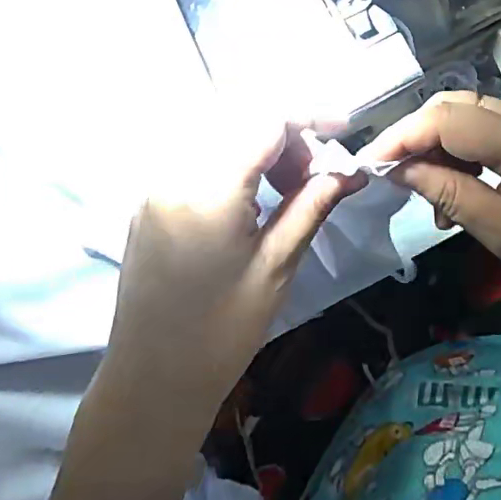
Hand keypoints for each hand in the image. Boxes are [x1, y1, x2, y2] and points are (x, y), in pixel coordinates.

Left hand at [104, 120, 359, 432]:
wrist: (151, 381)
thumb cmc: (221, 334)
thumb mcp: (276, 267)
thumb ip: (311, 205)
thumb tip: (351, 170)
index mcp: (206, 192)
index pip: (264, 122)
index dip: (308, 118)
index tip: (343, 130)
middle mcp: (173, 175)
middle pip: (239, 118)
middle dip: (286, 133)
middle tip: (316, 173)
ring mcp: (155, 185)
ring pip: (218, 133)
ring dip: (259, 144)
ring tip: (287, 187)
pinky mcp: (149, 199)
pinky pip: (198, 155)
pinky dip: (233, 159)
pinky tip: (253, 194)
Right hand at [358, 91, 500, 313]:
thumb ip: (450, 195)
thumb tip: (400, 170)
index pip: (444, 120)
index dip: (402, 138)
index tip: (370, 165)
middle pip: (450, 107)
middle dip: (414, 138)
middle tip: (391, 178)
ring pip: (461, 115)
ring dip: (435, 148)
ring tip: (429, 198)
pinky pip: (479, 129)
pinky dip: (456, 153)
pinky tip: (453, 191)